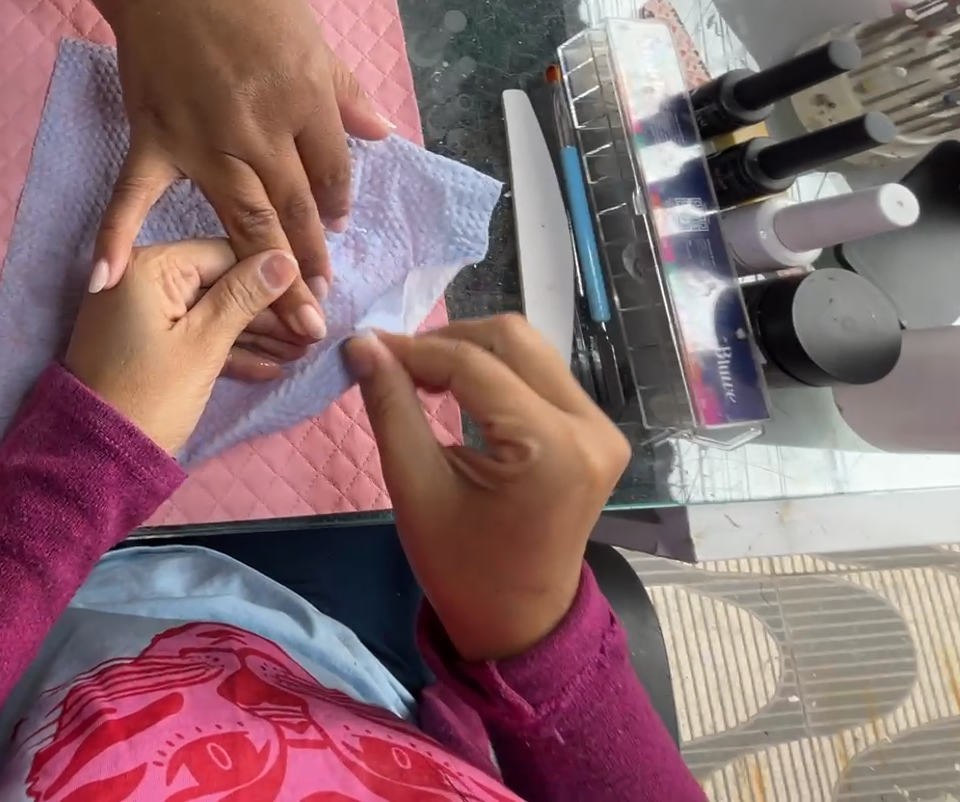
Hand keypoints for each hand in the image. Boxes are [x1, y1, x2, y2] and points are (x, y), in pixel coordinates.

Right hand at [6, 0, 391, 353]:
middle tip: (322, 316)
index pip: (332, 172)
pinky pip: (132, 197)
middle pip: (294, 212)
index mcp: (305, 100)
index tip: (338, 233)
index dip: (340, 208)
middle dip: (312, 266)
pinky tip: (103, 281)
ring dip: (264, 274)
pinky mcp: (153, 143)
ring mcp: (202, 145)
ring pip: (241, 221)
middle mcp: (260, 133)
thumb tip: (383, 134)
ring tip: (283, 321)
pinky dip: (114, 238)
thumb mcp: (313, 34)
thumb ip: (346, 92)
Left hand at [65, 240, 298, 453]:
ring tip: (300, 353)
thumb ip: (244, 297)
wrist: (95, 456)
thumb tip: (283, 258)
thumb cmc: (149, 396)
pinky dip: (224, 349)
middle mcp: (140, 277)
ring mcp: (141, 310)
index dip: (272, 279)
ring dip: (253, 333)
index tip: (313, 304)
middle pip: (218, 283)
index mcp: (149, 266)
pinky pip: (191, 333)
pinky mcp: (144, 339)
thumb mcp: (203, 345)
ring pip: (208, 311)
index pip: (224, 255)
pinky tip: (270, 367)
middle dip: (266, 312)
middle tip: (312, 336)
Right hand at [344, 316, 628, 660]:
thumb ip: (389, 405)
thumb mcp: (412, 484)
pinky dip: (485, 368)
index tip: (361, 347)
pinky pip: (534, 371)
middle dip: (442, 341)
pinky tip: (450, 389)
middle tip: (393, 364)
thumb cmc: (460, 564)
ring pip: (524, 348)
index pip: (471, 365)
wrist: (518, 620)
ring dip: (464, 350)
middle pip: (510, 339)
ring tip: (417, 377)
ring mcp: (599, 426)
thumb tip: (360, 344)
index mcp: (551, 447)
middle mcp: (589, 426)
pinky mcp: (592, 430)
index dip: (411, 348)